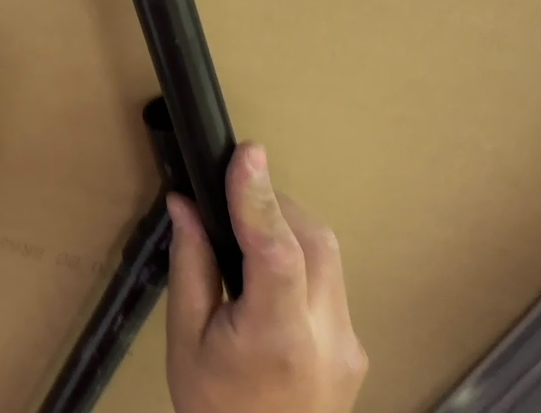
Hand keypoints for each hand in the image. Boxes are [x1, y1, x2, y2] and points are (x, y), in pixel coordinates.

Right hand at [167, 144, 368, 412]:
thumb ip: (190, 265)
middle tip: (232, 189)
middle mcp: (328, 336)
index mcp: (277, 337)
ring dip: (288, 224)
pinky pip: (330, 279)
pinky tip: (265, 269)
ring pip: (329, 254)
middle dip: (274, 202)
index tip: (247, 153)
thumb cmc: (215, 407)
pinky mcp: (355, 344)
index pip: (277, 252)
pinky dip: (298, 254)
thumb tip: (186, 204)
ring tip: (244, 228)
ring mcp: (350, 342)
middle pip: (314, 241)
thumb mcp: (185, 338)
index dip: (259, 197)